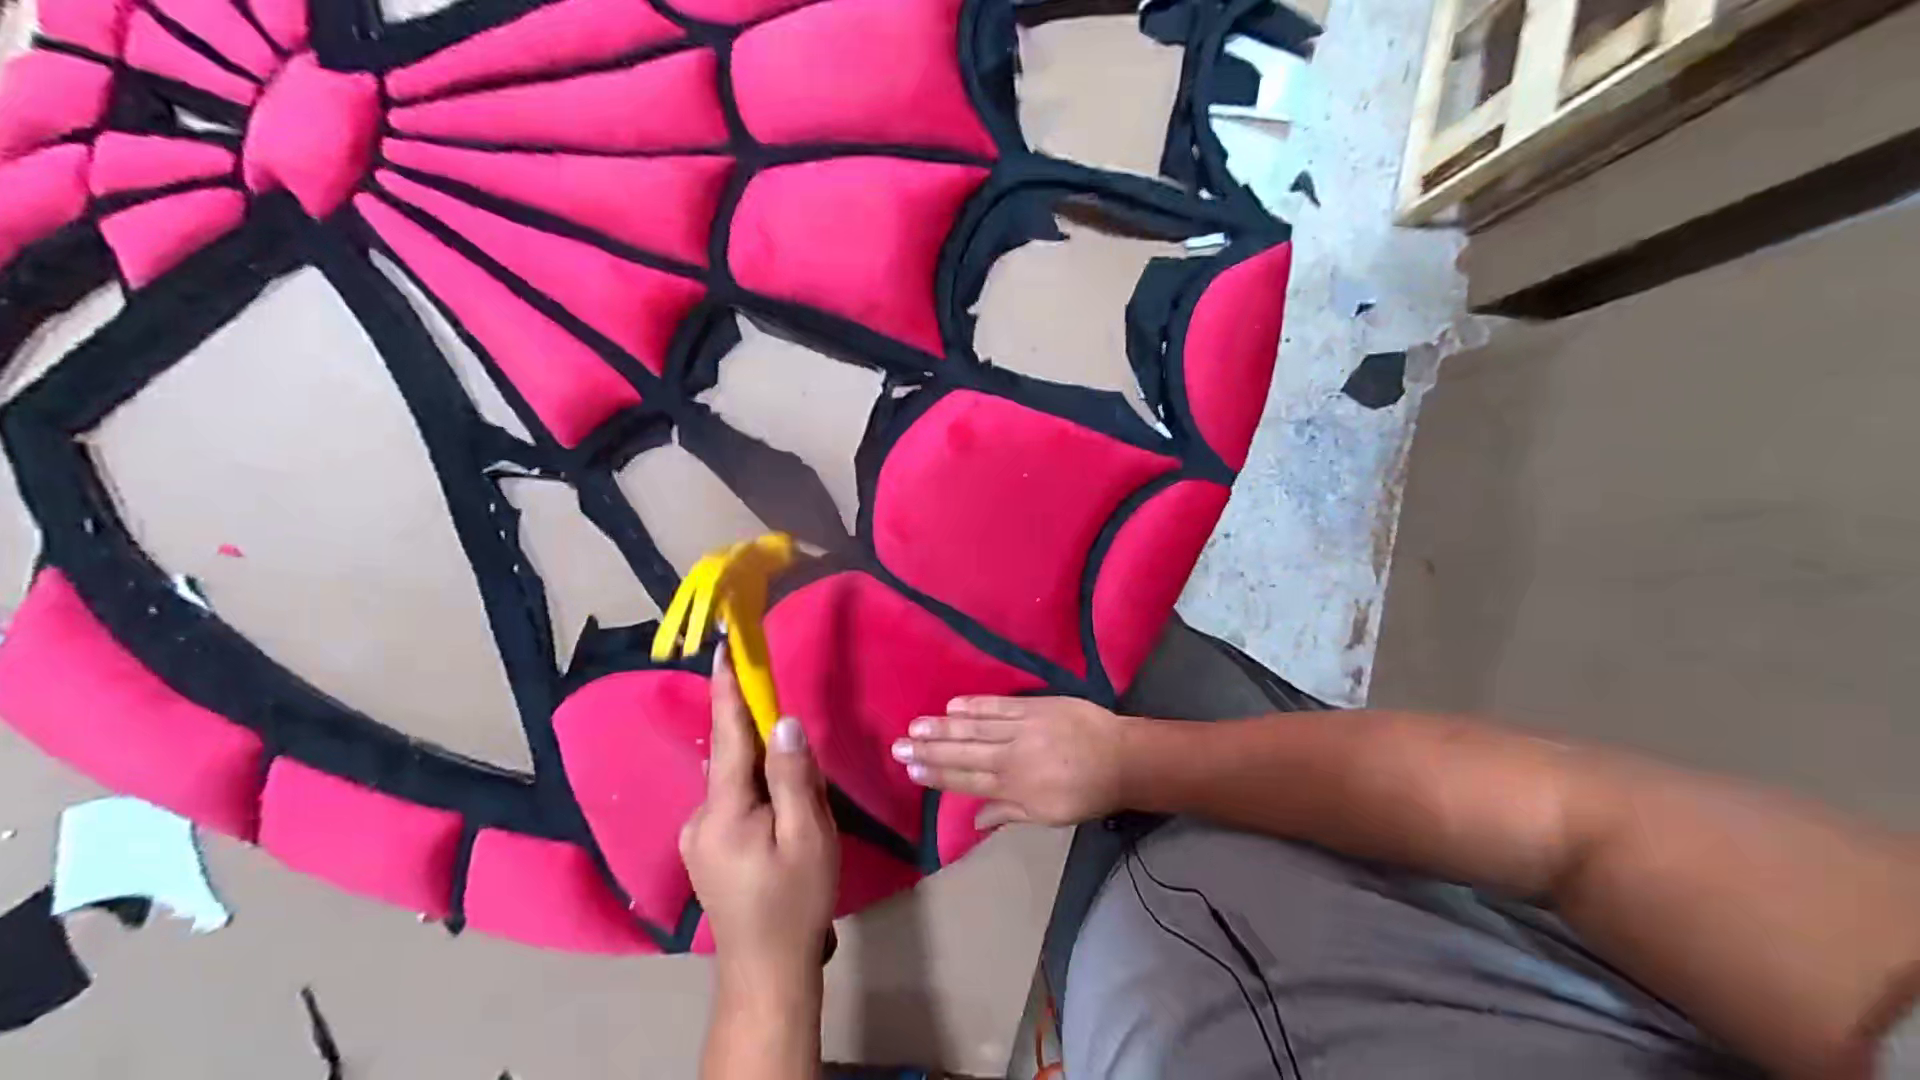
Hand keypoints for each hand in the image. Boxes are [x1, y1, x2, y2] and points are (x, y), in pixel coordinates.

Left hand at [681, 651, 839, 994]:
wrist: (766, 971)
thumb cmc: (795, 901)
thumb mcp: (808, 836)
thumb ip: (795, 777)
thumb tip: (785, 722)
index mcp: (723, 810)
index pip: (727, 734)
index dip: (728, 689)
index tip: (724, 648)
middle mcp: (700, 816)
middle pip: (739, 761)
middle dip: (774, 756)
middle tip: (810, 796)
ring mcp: (698, 834)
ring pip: (741, 785)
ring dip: (772, 784)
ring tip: (802, 824)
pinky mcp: (705, 848)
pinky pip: (737, 804)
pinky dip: (762, 801)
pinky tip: (783, 833)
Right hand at [894, 696, 1137, 828]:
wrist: (1122, 759)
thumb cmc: (1086, 793)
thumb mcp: (1048, 816)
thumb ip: (1009, 814)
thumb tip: (975, 820)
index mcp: (1014, 788)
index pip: (965, 780)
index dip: (935, 774)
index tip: (910, 768)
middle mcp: (1011, 758)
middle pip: (962, 753)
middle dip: (928, 749)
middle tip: (898, 744)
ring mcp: (1022, 729)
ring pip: (975, 728)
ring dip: (943, 726)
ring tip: (916, 724)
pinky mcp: (1034, 707)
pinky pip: (999, 706)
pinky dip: (975, 705)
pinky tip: (953, 705)